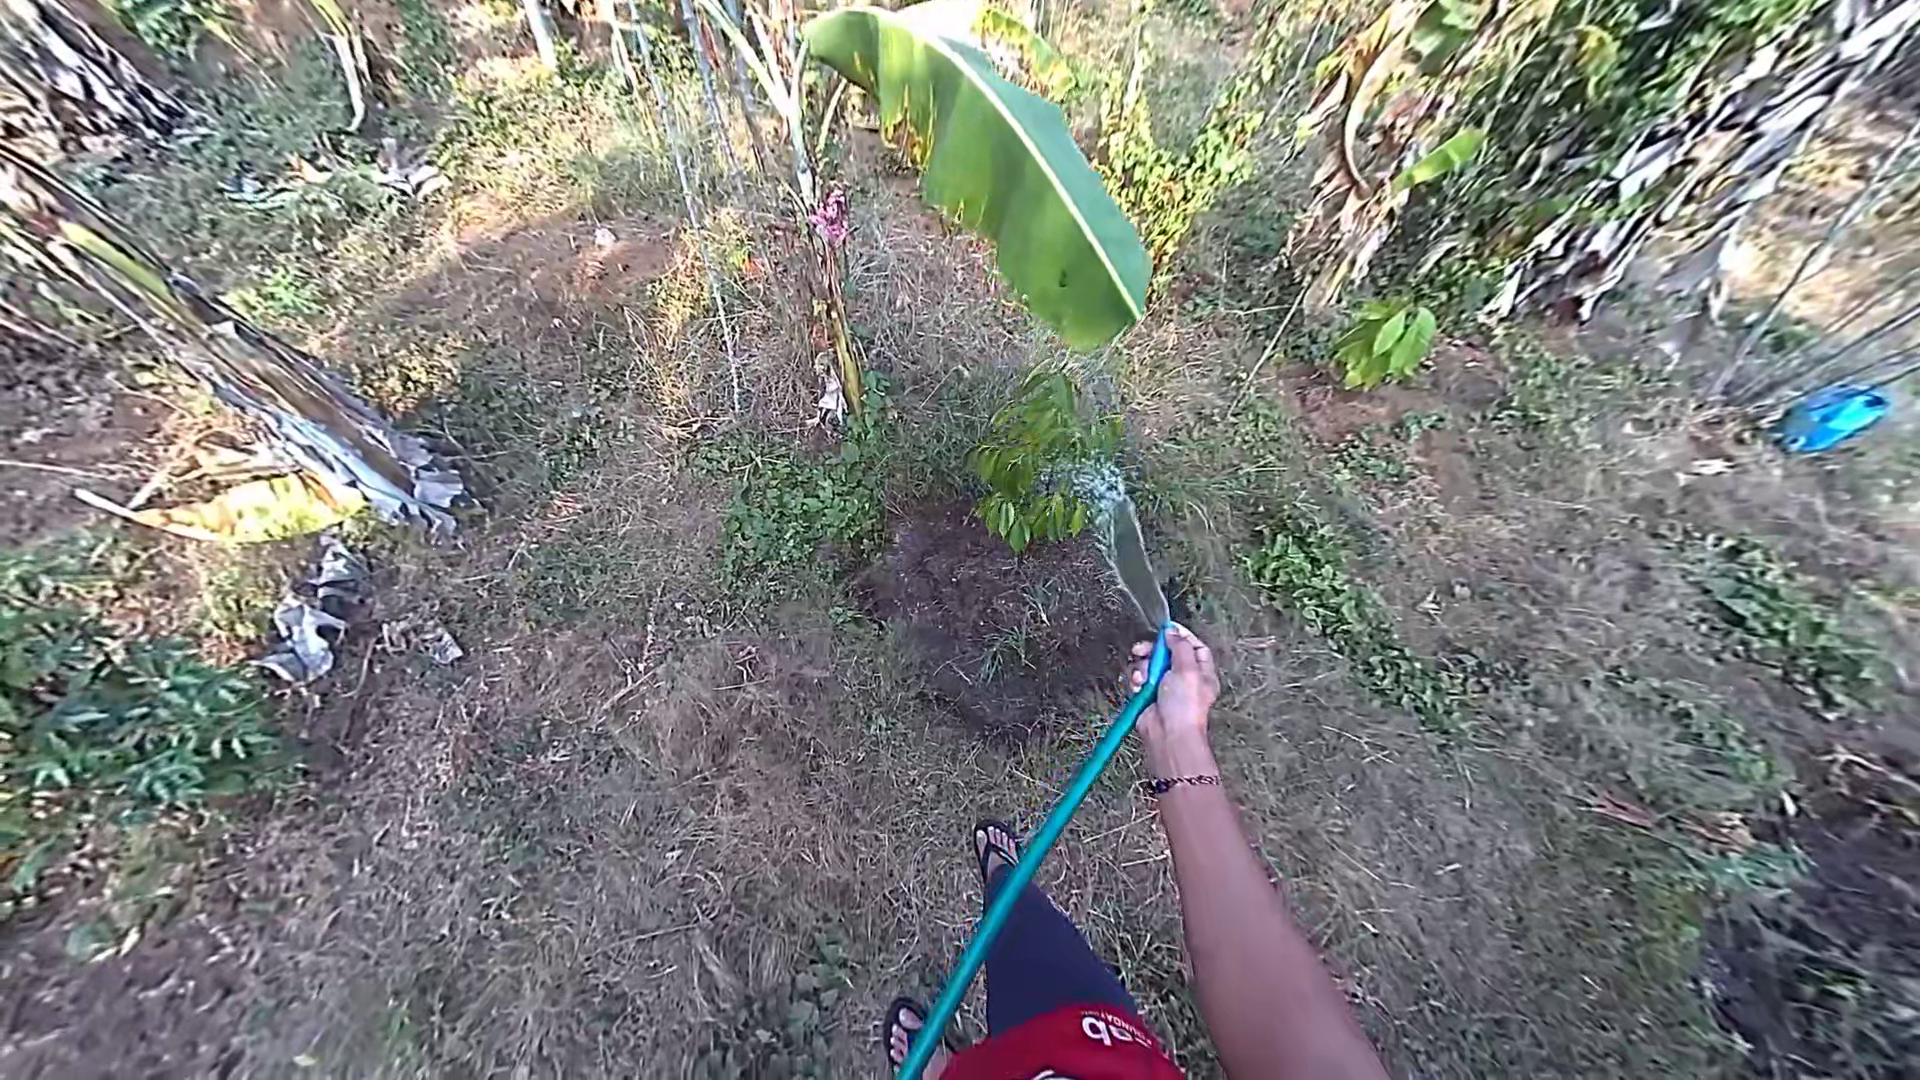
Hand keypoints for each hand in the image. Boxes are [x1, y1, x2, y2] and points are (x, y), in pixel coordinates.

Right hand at [1128, 623, 1218, 752]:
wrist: (1168, 734)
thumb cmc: (1185, 708)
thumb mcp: (1188, 669)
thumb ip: (1179, 646)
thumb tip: (1172, 631)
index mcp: (1200, 672)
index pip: (1194, 646)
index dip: (1181, 635)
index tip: (1167, 629)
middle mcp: (1183, 678)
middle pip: (1166, 652)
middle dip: (1152, 650)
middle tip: (1142, 650)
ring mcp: (1164, 686)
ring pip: (1148, 663)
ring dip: (1142, 667)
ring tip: (1143, 677)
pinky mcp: (1147, 693)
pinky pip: (1137, 677)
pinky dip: (1135, 679)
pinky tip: (1139, 686)